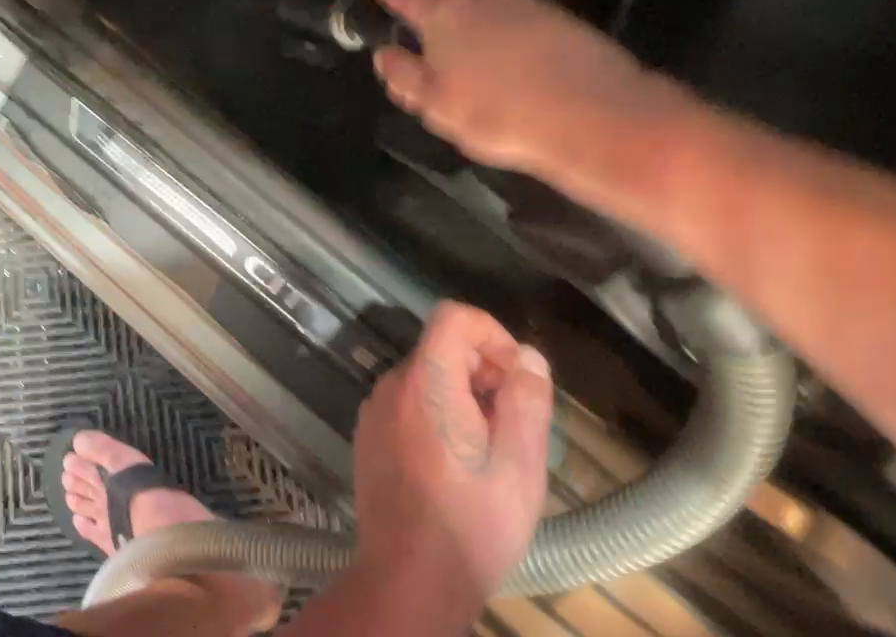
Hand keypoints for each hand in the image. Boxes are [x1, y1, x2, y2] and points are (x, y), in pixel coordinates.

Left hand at [351, 303, 553, 613]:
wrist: (408, 579)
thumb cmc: (471, 523)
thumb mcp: (520, 465)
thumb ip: (526, 400)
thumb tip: (527, 357)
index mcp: (426, 382)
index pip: (454, 316)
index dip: (493, 334)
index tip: (517, 378)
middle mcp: (391, 385)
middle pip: (441, 348)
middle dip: (483, 372)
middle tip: (512, 424)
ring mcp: (374, 411)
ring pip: (427, 379)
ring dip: (463, 398)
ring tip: (488, 452)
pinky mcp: (368, 437)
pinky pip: (408, 405)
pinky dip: (437, 416)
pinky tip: (456, 465)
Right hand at [372, 0, 679, 172]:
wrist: (598, 117)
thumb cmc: (499, 112)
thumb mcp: (436, 105)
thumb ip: (403, 76)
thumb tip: (385, 54)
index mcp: (446, 11)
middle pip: (450, 4)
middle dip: (437, 25)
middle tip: (431, 58)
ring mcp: (528, 4)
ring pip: (487, 16)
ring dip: (477, 37)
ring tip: (477, 76)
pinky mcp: (563, 20)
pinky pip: (520, 28)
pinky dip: (510, 46)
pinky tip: (516, 79)